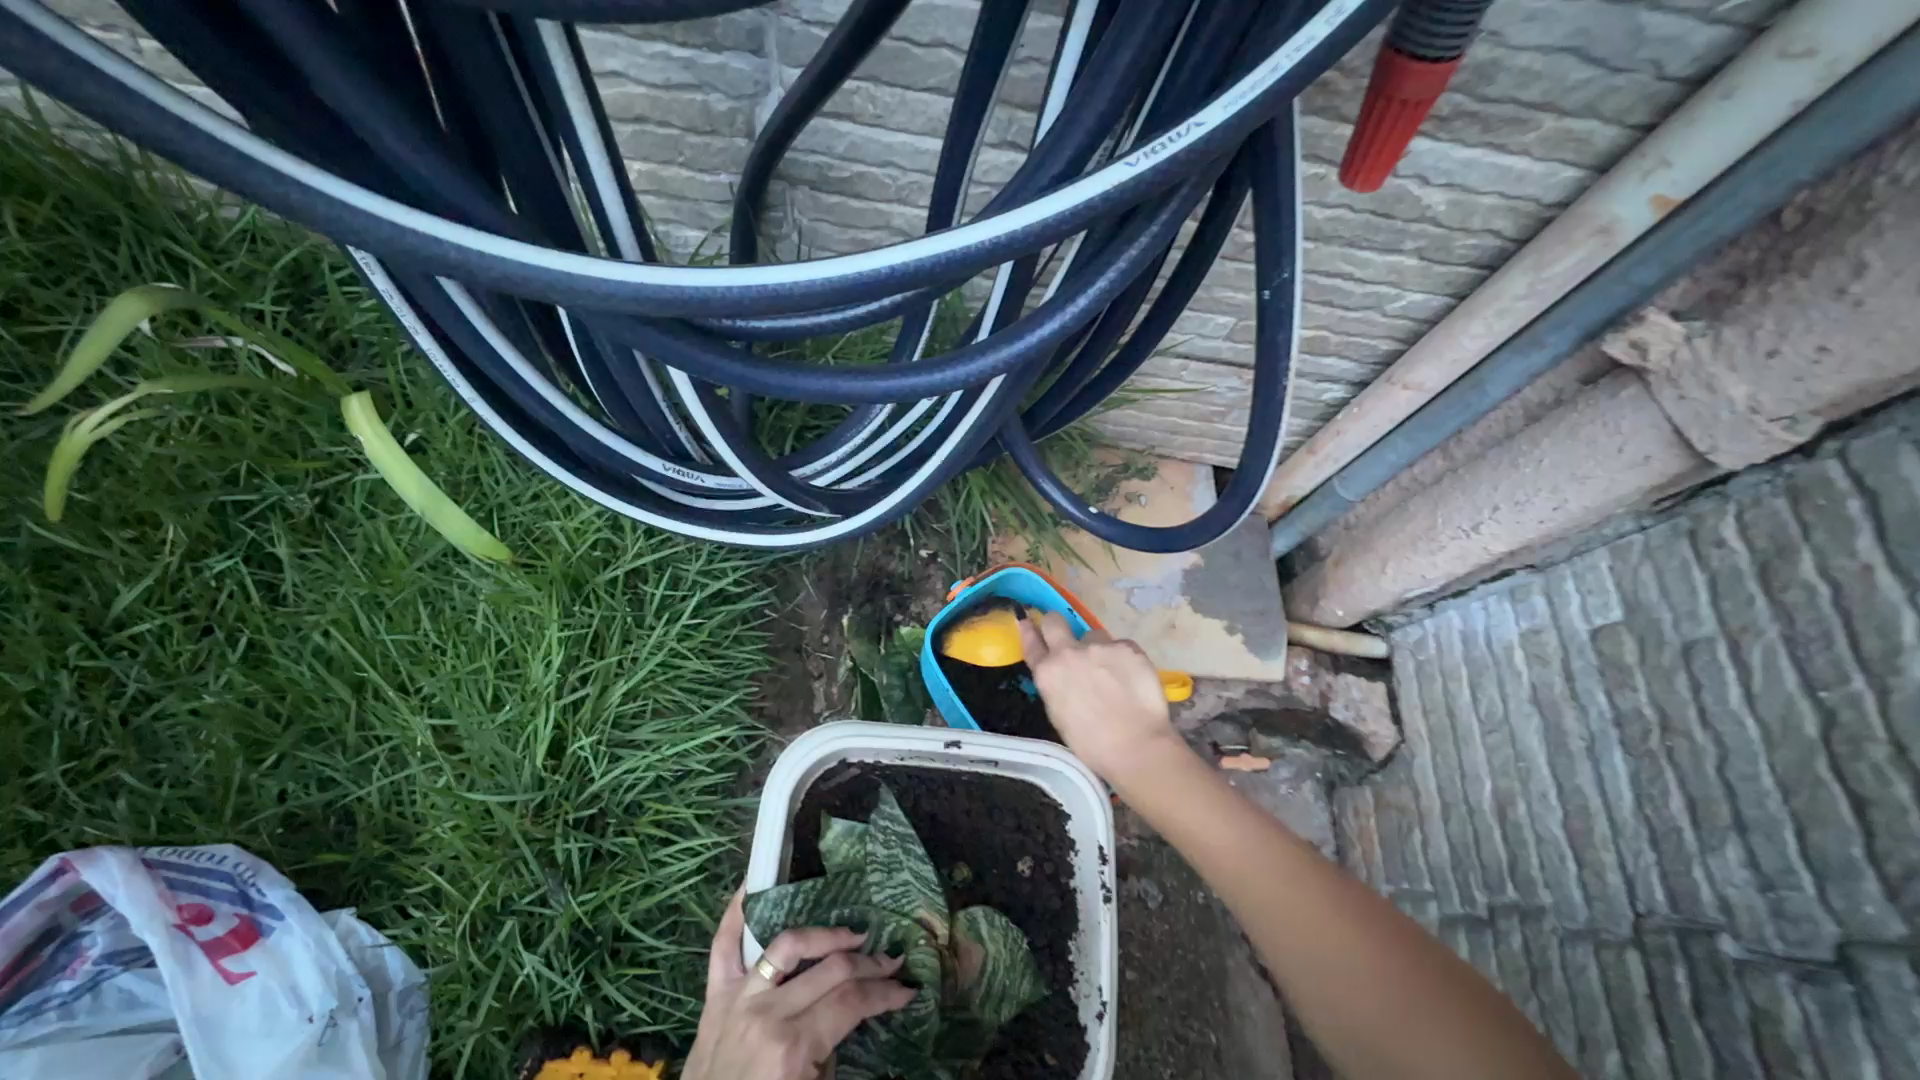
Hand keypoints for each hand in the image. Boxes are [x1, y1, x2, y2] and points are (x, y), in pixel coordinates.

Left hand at [681, 889, 915, 1079]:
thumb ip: (831, 1054)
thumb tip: (848, 1019)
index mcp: (793, 1047)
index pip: (852, 1002)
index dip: (886, 993)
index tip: (907, 990)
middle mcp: (768, 1013)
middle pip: (831, 969)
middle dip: (870, 963)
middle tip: (893, 961)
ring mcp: (739, 998)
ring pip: (790, 945)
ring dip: (827, 934)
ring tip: (853, 934)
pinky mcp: (715, 996)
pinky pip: (723, 946)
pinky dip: (736, 912)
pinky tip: (752, 885)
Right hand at [1018, 610, 1187, 783]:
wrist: (1136, 746)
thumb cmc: (1092, 744)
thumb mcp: (1059, 715)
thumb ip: (1056, 687)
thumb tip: (1062, 676)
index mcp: (1047, 673)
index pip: (1031, 643)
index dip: (1030, 631)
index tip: (1028, 621)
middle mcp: (1069, 653)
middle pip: (1055, 621)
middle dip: (1057, 625)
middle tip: (1069, 639)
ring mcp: (1099, 646)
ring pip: (1095, 635)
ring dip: (1099, 649)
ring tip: (1114, 674)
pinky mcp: (1128, 647)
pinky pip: (1121, 646)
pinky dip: (1125, 659)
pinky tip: (1133, 680)